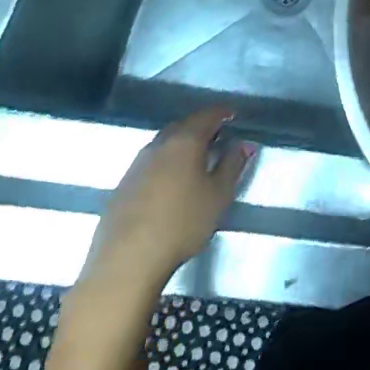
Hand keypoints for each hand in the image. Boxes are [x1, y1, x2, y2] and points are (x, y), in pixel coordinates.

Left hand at [83, 108, 255, 289]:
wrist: (128, 256)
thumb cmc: (182, 222)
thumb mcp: (218, 195)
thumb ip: (232, 165)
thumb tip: (244, 144)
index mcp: (185, 140)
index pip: (207, 115)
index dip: (222, 112)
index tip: (233, 114)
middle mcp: (160, 143)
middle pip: (184, 125)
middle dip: (201, 126)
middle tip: (217, 136)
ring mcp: (138, 162)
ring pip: (165, 142)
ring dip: (182, 143)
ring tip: (196, 157)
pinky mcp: (125, 182)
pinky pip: (152, 160)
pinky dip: (167, 161)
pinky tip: (171, 179)